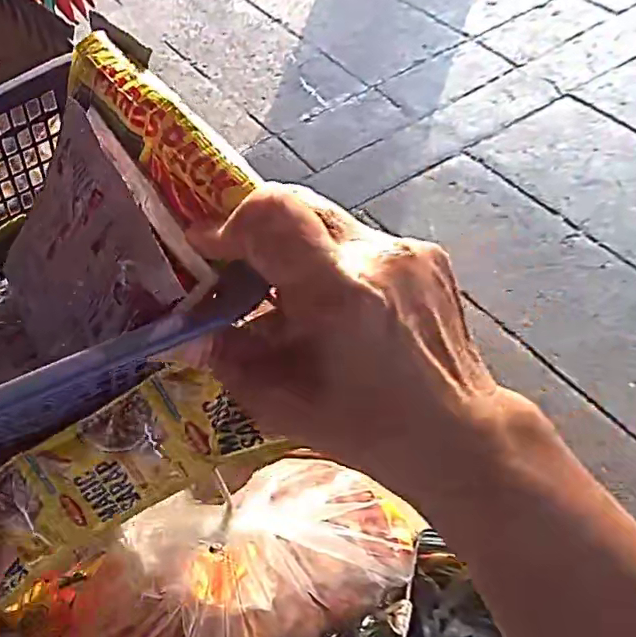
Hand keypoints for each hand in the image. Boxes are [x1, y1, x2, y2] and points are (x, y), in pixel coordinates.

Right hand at [190, 185, 532, 509]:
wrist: (454, 432)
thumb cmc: (360, 426)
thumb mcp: (277, 401)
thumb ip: (225, 359)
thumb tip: (181, 337)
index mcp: (337, 293)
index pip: (274, 214)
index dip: (228, 222)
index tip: (204, 245)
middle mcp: (376, 257)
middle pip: (297, 204)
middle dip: (252, 230)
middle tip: (231, 266)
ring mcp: (407, 252)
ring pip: (326, 223)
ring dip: (290, 249)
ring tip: (282, 296)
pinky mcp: (425, 257)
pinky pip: (356, 242)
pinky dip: (327, 263)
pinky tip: (332, 307)